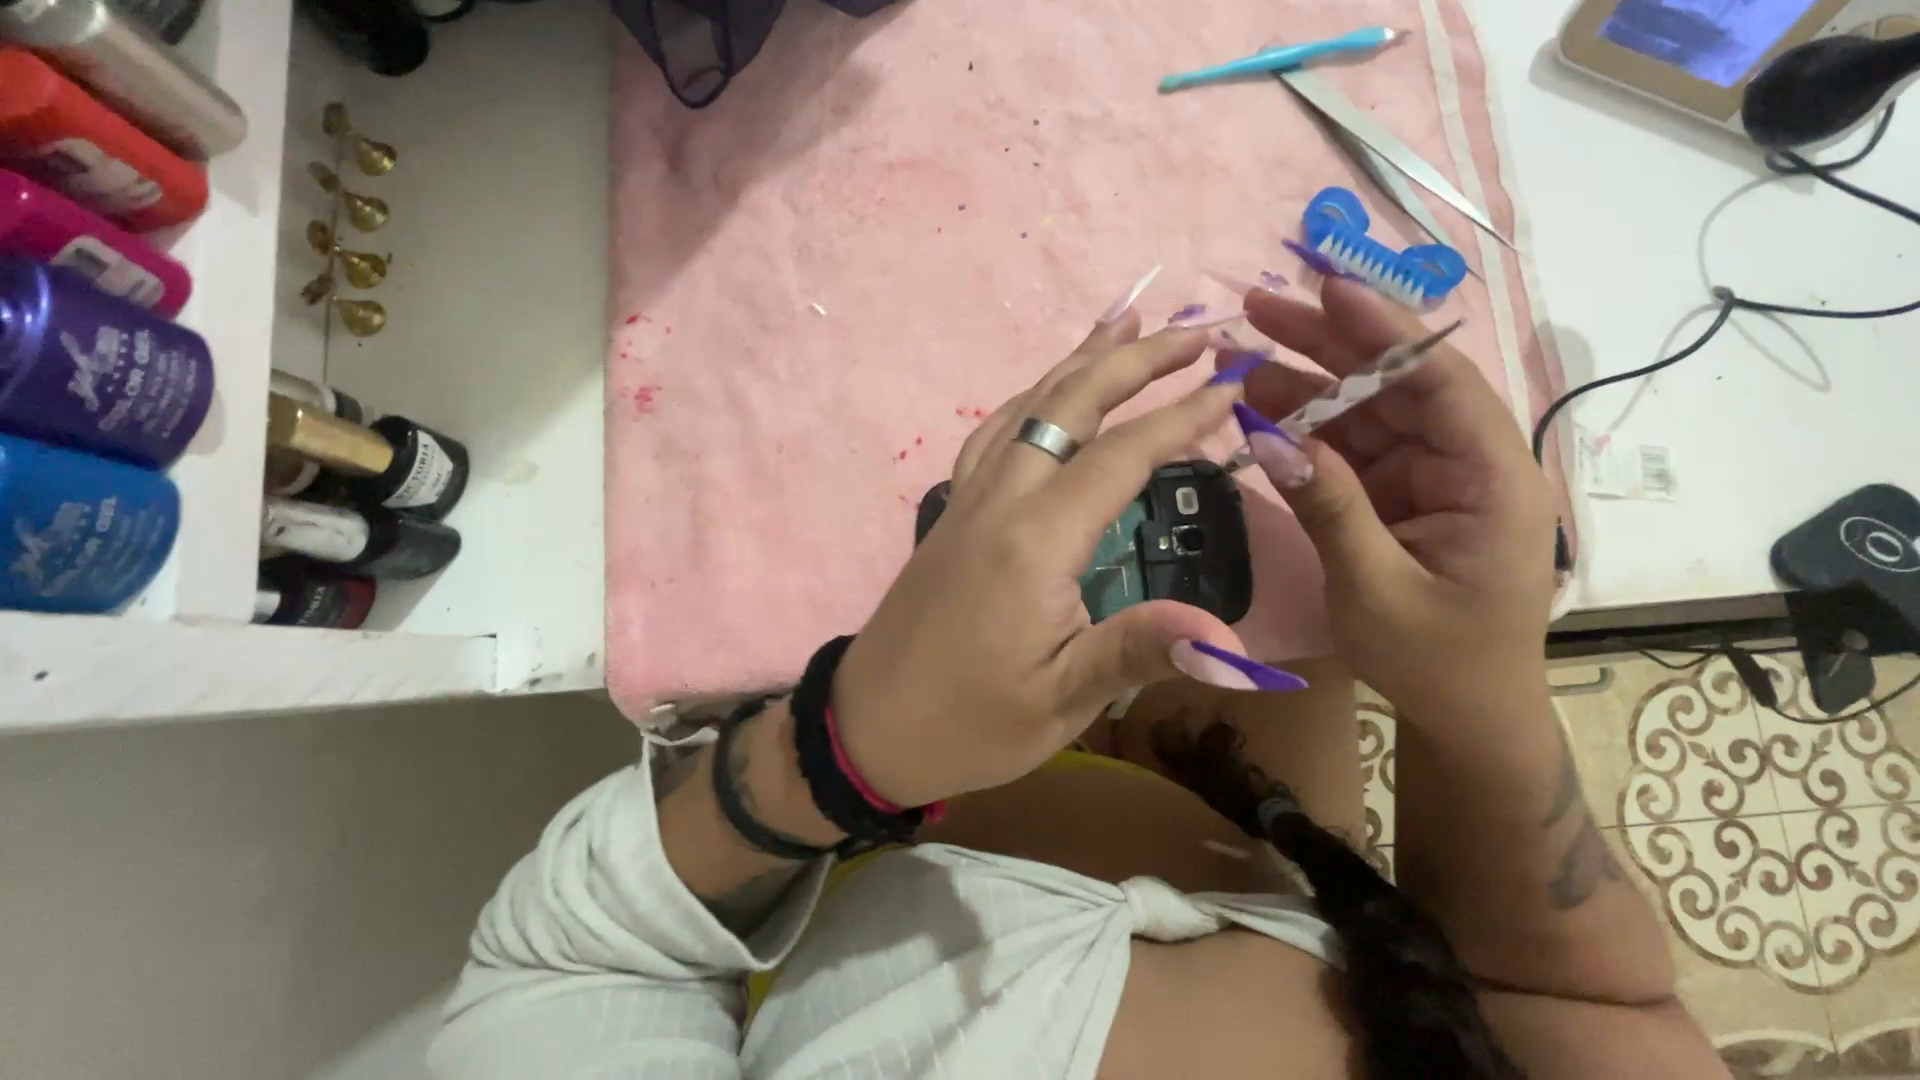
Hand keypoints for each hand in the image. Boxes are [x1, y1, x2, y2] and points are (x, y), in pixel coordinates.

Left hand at [830, 309, 1298, 808]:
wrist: (866, 728)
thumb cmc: (969, 723)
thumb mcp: (1061, 700)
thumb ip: (1140, 651)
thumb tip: (1235, 639)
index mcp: (1035, 541)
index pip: (1121, 456)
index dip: (1182, 416)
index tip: (1234, 383)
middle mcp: (999, 501)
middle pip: (1068, 406)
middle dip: (1134, 361)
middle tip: (1196, 331)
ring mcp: (967, 502)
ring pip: (1025, 409)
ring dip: (1078, 364)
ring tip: (1123, 326)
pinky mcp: (951, 515)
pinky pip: (992, 435)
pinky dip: (1030, 399)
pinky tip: (1045, 398)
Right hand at [1231, 278, 1557, 710]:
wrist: (1464, 715)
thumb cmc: (1438, 662)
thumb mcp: (1376, 590)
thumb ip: (1329, 509)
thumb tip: (1271, 439)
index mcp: (1492, 479)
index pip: (1439, 383)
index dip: (1383, 331)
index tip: (1326, 289)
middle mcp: (1466, 463)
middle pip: (1395, 385)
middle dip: (1327, 345)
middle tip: (1257, 309)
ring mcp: (1430, 477)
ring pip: (1365, 411)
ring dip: (1304, 384)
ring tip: (1238, 357)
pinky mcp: (1399, 495)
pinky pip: (1349, 449)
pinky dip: (1304, 431)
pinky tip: (1258, 410)